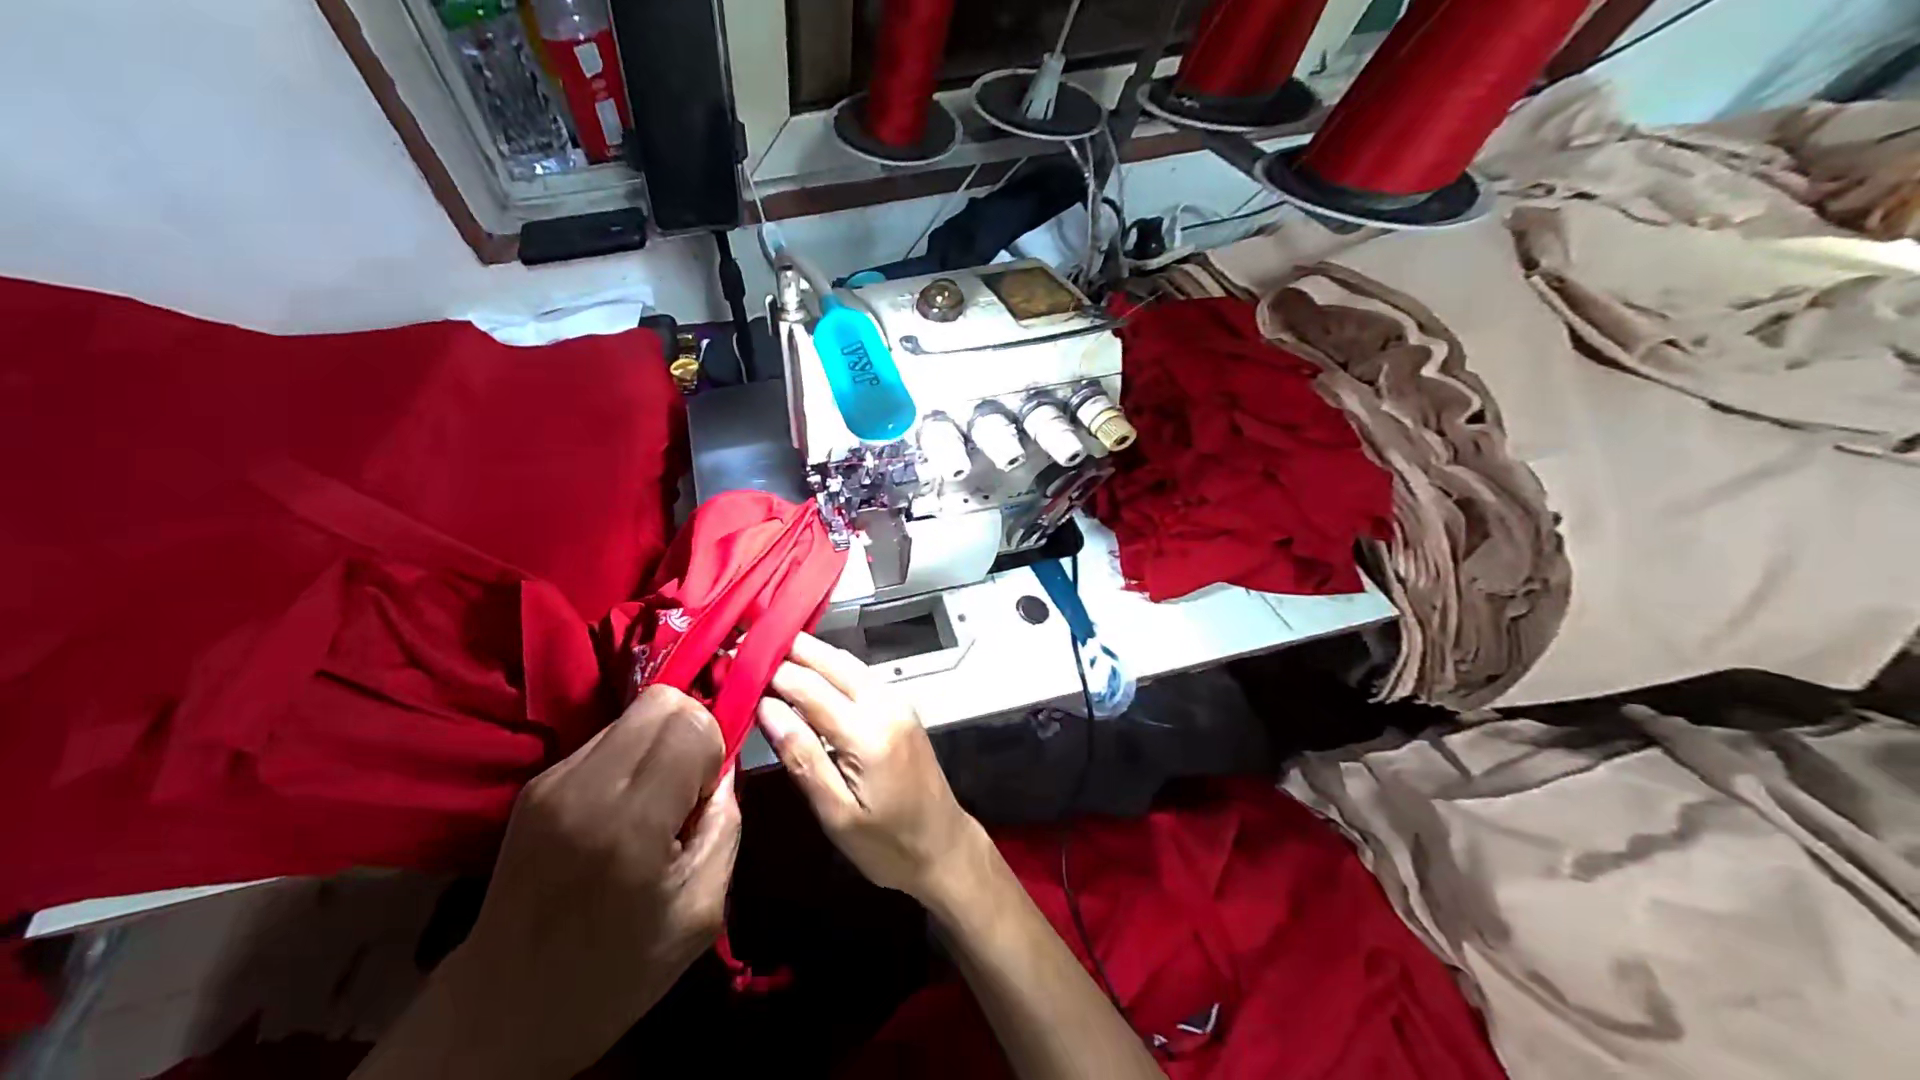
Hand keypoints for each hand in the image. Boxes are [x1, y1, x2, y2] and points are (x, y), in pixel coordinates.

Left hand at [438, 685, 739, 1078]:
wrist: (507, 1008)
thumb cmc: (619, 969)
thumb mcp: (702, 908)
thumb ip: (725, 824)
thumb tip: (723, 766)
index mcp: (630, 824)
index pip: (691, 721)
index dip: (713, 748)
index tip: (705, 795)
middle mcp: (584, 787)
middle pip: (662, 700)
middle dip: (690, 731)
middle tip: (685, 788)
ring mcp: (551, 781)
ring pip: (633, 712)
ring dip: (658, 744)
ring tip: (651, 801)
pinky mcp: (534, 784)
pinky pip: (605, 738)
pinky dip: (629, 758)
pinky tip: (620, 808)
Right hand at [756, 632, 984, 903]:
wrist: (945, 847)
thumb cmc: (888, 845)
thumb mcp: (837, 814)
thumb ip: (802, 757)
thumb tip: (766, 709)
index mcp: (868, 733)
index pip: (809, 688)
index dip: (771, 672)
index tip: (735, 662)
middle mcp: (885, 706)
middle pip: (832, 662)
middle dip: (790, 650)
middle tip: (748, 644)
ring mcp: (897, 703)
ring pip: (848, 663)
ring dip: (810, 653)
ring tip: (769, 651)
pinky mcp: (901, 708)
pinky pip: (861, 675)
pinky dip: (831, 666)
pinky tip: (808, 670)